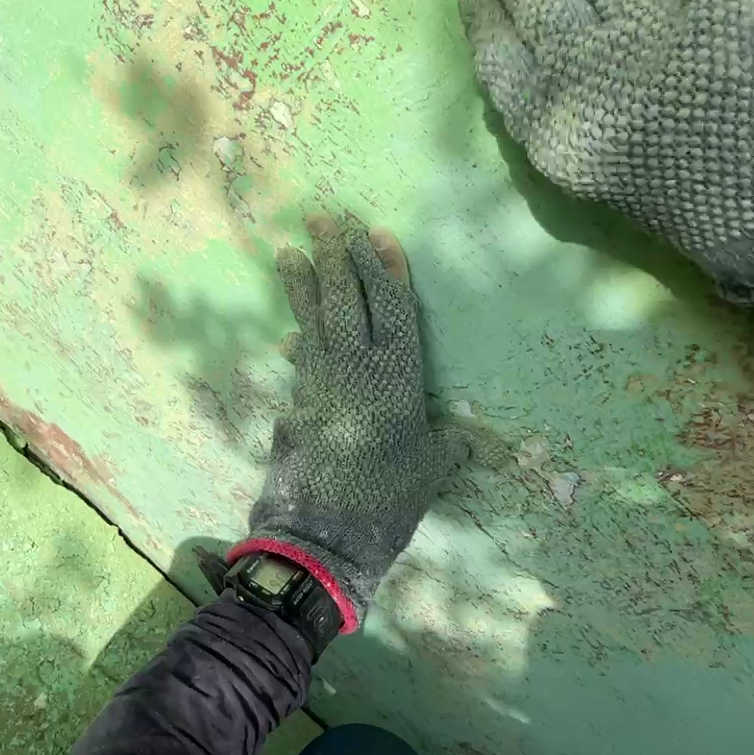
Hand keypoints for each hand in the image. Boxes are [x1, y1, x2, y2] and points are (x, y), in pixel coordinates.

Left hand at [230, 215, 470, 630]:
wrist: (325, 536)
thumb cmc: (388, 503)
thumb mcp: (429, 471)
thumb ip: (446, 447)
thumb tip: (464, 440)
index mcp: (396, 378)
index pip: (391, 310)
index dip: (384, 269)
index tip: (374, 232)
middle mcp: (355, 369)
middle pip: (344, 302)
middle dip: (334, 257)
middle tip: (323, 218)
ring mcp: (319, 383)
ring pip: (312, 321)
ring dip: (302, 284)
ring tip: (289, 250)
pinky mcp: (295, 403)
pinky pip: (299, 362)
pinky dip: (297, 341)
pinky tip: (290, 328)